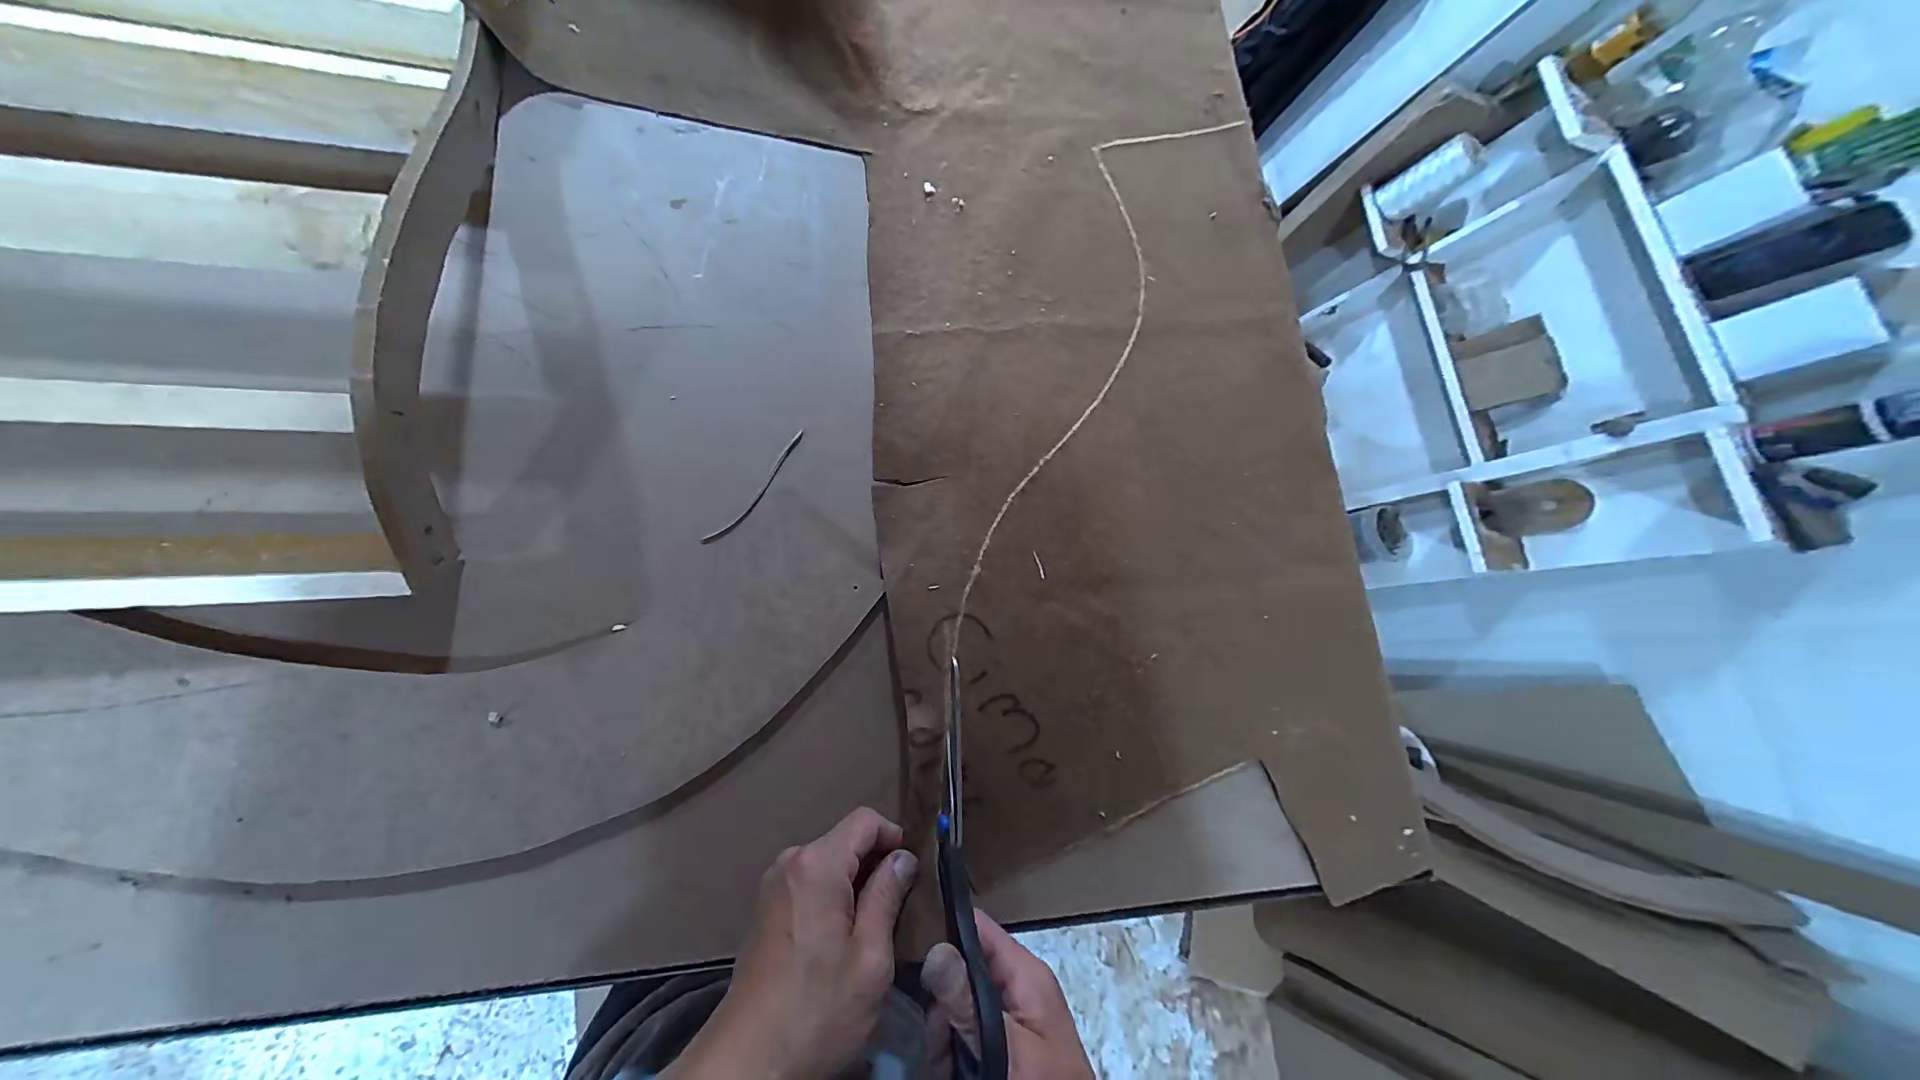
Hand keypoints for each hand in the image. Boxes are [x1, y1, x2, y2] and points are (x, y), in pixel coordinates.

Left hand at [668, 807, 918, 1079]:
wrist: (746, 1062)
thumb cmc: (817, 1009)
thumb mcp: (870, 957)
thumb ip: (888, 897)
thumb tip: (903, 858)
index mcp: (816, 864)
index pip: (865, 819)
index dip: (894, 837)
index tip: (911, 873)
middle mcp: (790, 862)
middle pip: (845, 840)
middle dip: (875, 864)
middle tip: (897, 908)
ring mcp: (772, 885)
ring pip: (828, 863)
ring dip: (854, 884)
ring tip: (871, 927)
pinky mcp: (765, 909)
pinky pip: (809, 883)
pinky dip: (832, 897)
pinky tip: (839, 938)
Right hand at [921, 910, 1094, 1079]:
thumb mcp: (1005, 1048)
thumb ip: (969, 1002)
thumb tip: (935, 947)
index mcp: (1026, 972)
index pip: (979, 926)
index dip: (944, 928)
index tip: (912, 947)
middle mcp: (1017, 983)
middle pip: (963, 967)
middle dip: (942, 1001)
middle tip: (936, 1036)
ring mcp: (1010, 1012)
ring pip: (959, 1001)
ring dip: (944, 1031)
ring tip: (945, 1061)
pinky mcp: (1003, 1038)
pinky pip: (967, 1027)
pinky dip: (953, 1047)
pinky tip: (950, 1067)